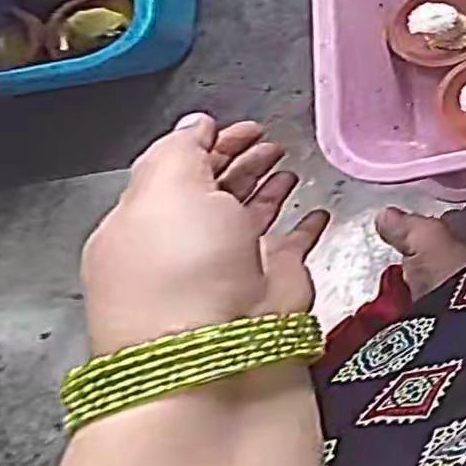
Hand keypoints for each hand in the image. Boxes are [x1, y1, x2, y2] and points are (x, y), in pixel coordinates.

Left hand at [80, 114, 330, 356]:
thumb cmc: (181, 268)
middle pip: (217, 188)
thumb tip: (196, 124)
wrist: (218, 340)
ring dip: (269, 185)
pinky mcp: (277, 273)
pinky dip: (307, 224)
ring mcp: (234, 257)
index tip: (241, 125)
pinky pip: (295, 240)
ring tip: (287, 163)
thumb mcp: (165, 194)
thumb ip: (180, 153)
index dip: (210, 143)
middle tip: (268, 139)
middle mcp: (189, 238)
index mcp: (149, 219)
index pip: (179, 169)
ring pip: (254, 210)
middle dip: (240, 160)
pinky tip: (316, 211)